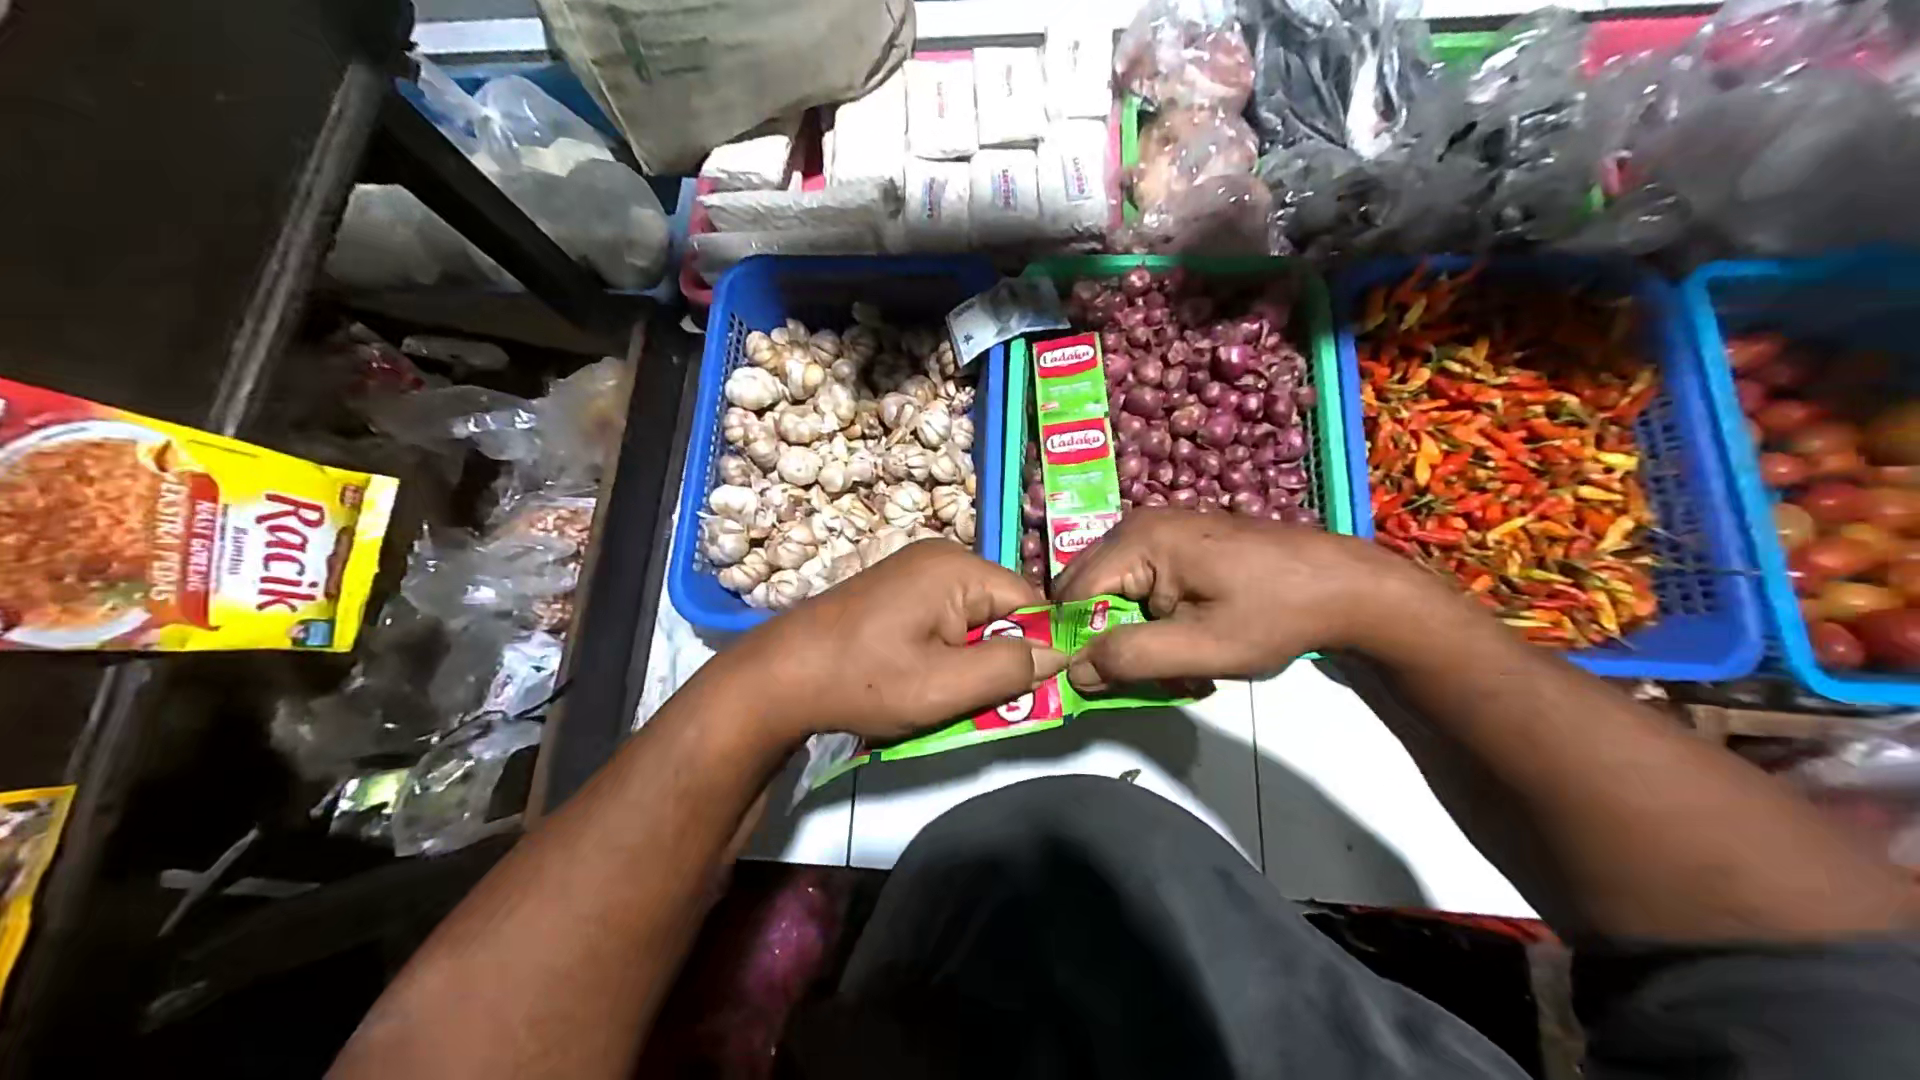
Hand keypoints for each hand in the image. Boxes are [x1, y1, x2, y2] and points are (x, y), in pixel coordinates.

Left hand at [710, 540, 1066, 743]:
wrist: (779, 677)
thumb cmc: (865, 681)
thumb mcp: (944, 686)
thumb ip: (1009, 669)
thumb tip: (1059, 654)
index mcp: (956, 568)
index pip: (1030, 601)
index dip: (1039, 645)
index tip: (1036, 689)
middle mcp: (940, 557)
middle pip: (1001, 608)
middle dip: (1002, 654)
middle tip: (986, 698)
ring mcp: (914, 571)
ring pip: (973, 617)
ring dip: (973, 657)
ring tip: (951, 692)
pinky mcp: (897, 590)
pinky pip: (946, 618)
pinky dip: (949, 650)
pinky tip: (926, 676)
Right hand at [1052, 509, 1437, 690]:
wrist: (1346, 586)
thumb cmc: (1276, 615)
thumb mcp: (1202, 648)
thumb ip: (1131, 659)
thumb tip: (1073, 670)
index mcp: (1138, 541)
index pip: (1071, 594)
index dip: (1072, 640)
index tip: (1091, 682)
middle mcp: (1137, 524)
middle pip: (1085, 589)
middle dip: (1100, 636)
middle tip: (1134, 675)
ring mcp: (1158, 528)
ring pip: (1109, 589)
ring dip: (1125, 630)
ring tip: (1165, 662)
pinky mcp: (1175, 539)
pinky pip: (1135, 581)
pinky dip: (1144, 615)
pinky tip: (1179, 637)